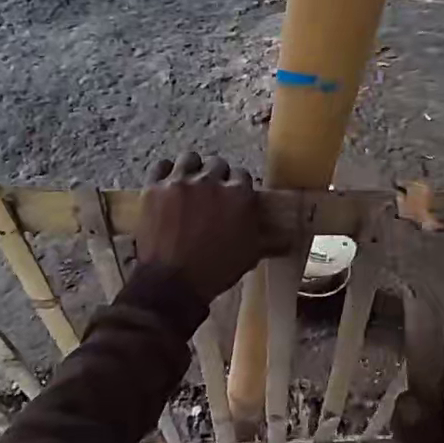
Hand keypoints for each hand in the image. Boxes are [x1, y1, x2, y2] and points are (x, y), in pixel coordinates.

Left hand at [134, 152, 266, 307]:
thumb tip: (287, 239)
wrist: (173, 283)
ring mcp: (181, 182)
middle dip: (217, 177)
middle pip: (218, 164)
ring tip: (190, 184)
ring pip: (190, 159)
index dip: (238, 187)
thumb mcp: (250, 255)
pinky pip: (162, 165)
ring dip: (193, 169)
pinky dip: (166, 171)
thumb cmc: (215, 271)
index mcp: (239, 195)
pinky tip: (168, 183)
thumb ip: (268, 239)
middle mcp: (211, 181)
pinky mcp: (155, 187)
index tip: (233, 198)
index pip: (243, 176)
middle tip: (211, 194)